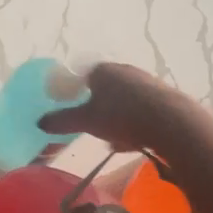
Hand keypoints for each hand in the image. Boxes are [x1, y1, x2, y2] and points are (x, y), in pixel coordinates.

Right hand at [37, 62, 212, 157]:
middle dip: (100, 108)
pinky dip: (137, 123)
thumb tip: (39, 122)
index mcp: (102, 70)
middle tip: (96, 127)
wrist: (173, 124)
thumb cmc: (121, 116)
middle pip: (106, 89)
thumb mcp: (86, 121)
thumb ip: (62, 120)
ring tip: (117, 141)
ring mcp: (148, 83)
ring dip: (119, 118)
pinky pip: (144, 109)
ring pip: (126, 100)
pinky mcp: (167, 98)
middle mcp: (125, 71)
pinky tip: (136, 142)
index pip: (84, 76)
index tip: (78, 111)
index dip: (78, 93)